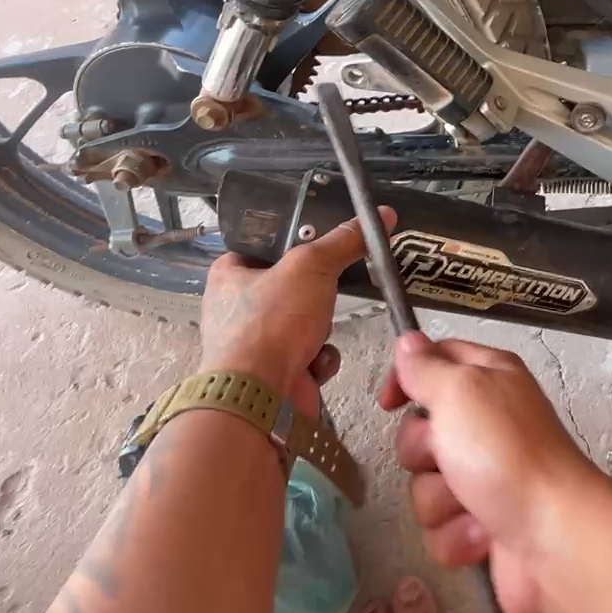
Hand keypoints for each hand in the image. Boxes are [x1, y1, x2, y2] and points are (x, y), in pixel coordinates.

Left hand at [198, 207, 395, 415]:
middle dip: (315, 292)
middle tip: (331, 284)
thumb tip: (382, 214)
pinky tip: (317, 361)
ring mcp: (255, 346)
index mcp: (229, 276)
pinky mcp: (275, 374)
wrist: (262, 398)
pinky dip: (321, 357)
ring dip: (321, 327)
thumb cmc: (272, 321)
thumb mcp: (312, 266)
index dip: (288, 242)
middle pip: (289, 285)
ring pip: (304, 321)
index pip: (259, 246)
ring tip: (320, 330)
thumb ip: (345, 240)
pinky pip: (309, 355)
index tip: (317, 240)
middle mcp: (237, 310)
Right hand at [378, 334, 609, 612]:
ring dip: (441, 497)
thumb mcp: (461, 391)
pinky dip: (456, 532)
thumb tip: (408, 341)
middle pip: (421, 428)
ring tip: (472, 499)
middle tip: (447, 454)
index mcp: (489, 376)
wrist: (552, 535)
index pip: (436, 359)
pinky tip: (482, 531)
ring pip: (425, 483)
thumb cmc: (506, 453)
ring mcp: (485, 473)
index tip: (390, 403)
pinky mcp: (482, 520)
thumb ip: (428, 367)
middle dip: (423, 450)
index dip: (407, 377)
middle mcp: (487, 420)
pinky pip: (440, 526)